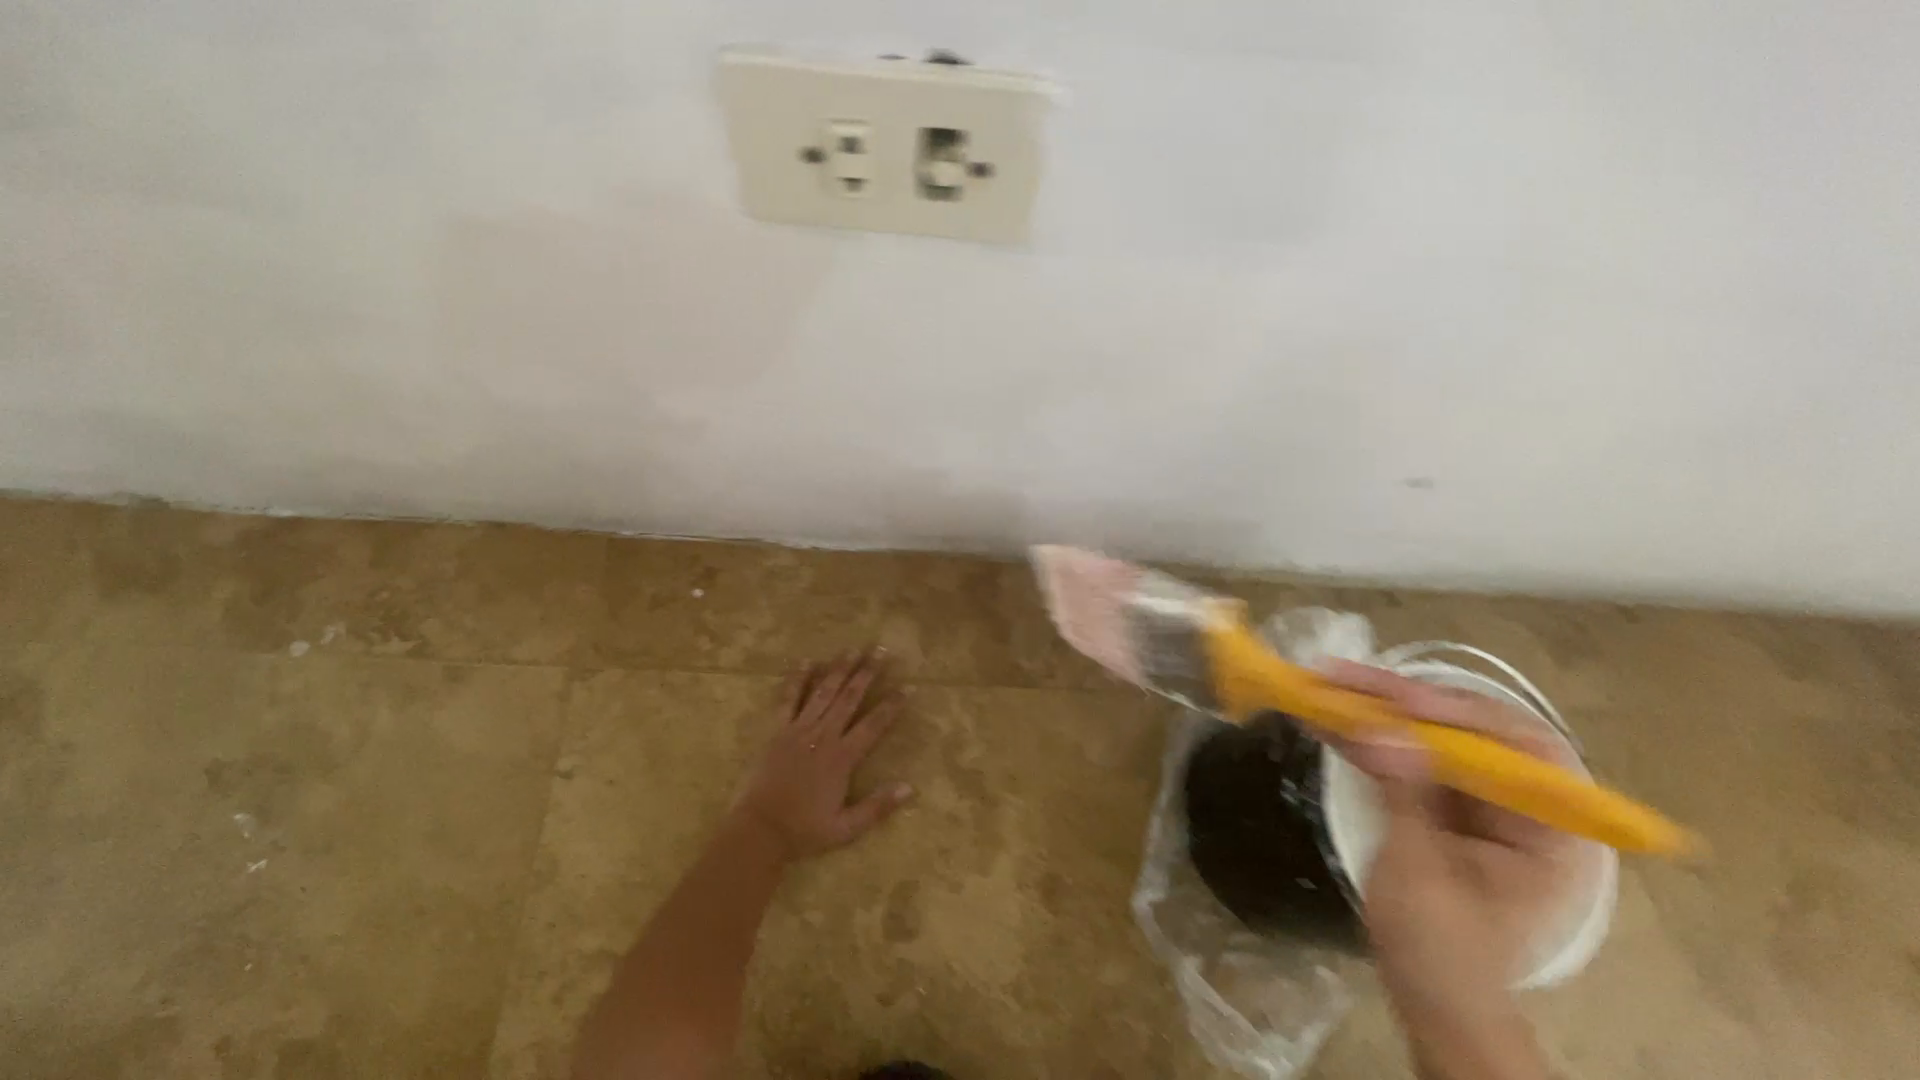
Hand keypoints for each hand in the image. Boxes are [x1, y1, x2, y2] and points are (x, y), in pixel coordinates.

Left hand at [732, 650, 913, 861]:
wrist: (759, 829)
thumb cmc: (804, 831)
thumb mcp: (847, 828)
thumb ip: (878, 807)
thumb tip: (910, 788)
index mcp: (842, 758)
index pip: (873, 725)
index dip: (892, 706)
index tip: (908, 688)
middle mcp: (823, 736)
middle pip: (849, 698)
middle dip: (867, 673)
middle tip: (881, 651)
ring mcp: (798, 730)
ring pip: (823, 692)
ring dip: (839, 668)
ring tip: (852, 648)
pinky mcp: (776, 731)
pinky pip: (788, 699)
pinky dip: (797, 678)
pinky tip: (806, 661)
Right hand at [1323, 661, 1579, 1032]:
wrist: (1432, 1002)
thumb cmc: (1443, 951)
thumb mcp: (1421, 873)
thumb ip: (1406, 796)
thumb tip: (1380, 730)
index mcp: (1547, 827)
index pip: (1518, 747)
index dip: (1463, 715)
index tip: (1402, 703)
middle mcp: (1518, 803)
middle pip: (1468, 732)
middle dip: (1405, 703)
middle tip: (1346, 677)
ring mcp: (1478, 804)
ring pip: (1432, 740)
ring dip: (1378, 711)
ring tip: (1326, 684)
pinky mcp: (1441, 807)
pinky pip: (1409, 760)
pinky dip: (1371, 739)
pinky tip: (1329, 718)